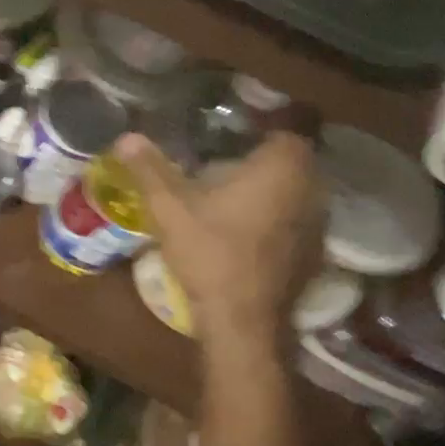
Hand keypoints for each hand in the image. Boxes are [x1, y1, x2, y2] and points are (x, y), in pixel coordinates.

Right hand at [116, 131, 323, 340]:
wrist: (243, 318)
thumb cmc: (210, 252)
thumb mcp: (169, 208)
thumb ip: (150, 169)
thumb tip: (126, 137)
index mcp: (282, 167)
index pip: (284, 128)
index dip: (258, 126)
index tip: (229, 131)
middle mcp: (312, 187)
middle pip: (290, 159)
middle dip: (260, 158)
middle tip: (221, 159)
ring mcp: (318, 221)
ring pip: (294, 191)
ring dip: (269, 189)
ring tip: (230, 194)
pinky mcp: (313, 250)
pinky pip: (295, 219)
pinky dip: (274, 218)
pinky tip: (243, 230)